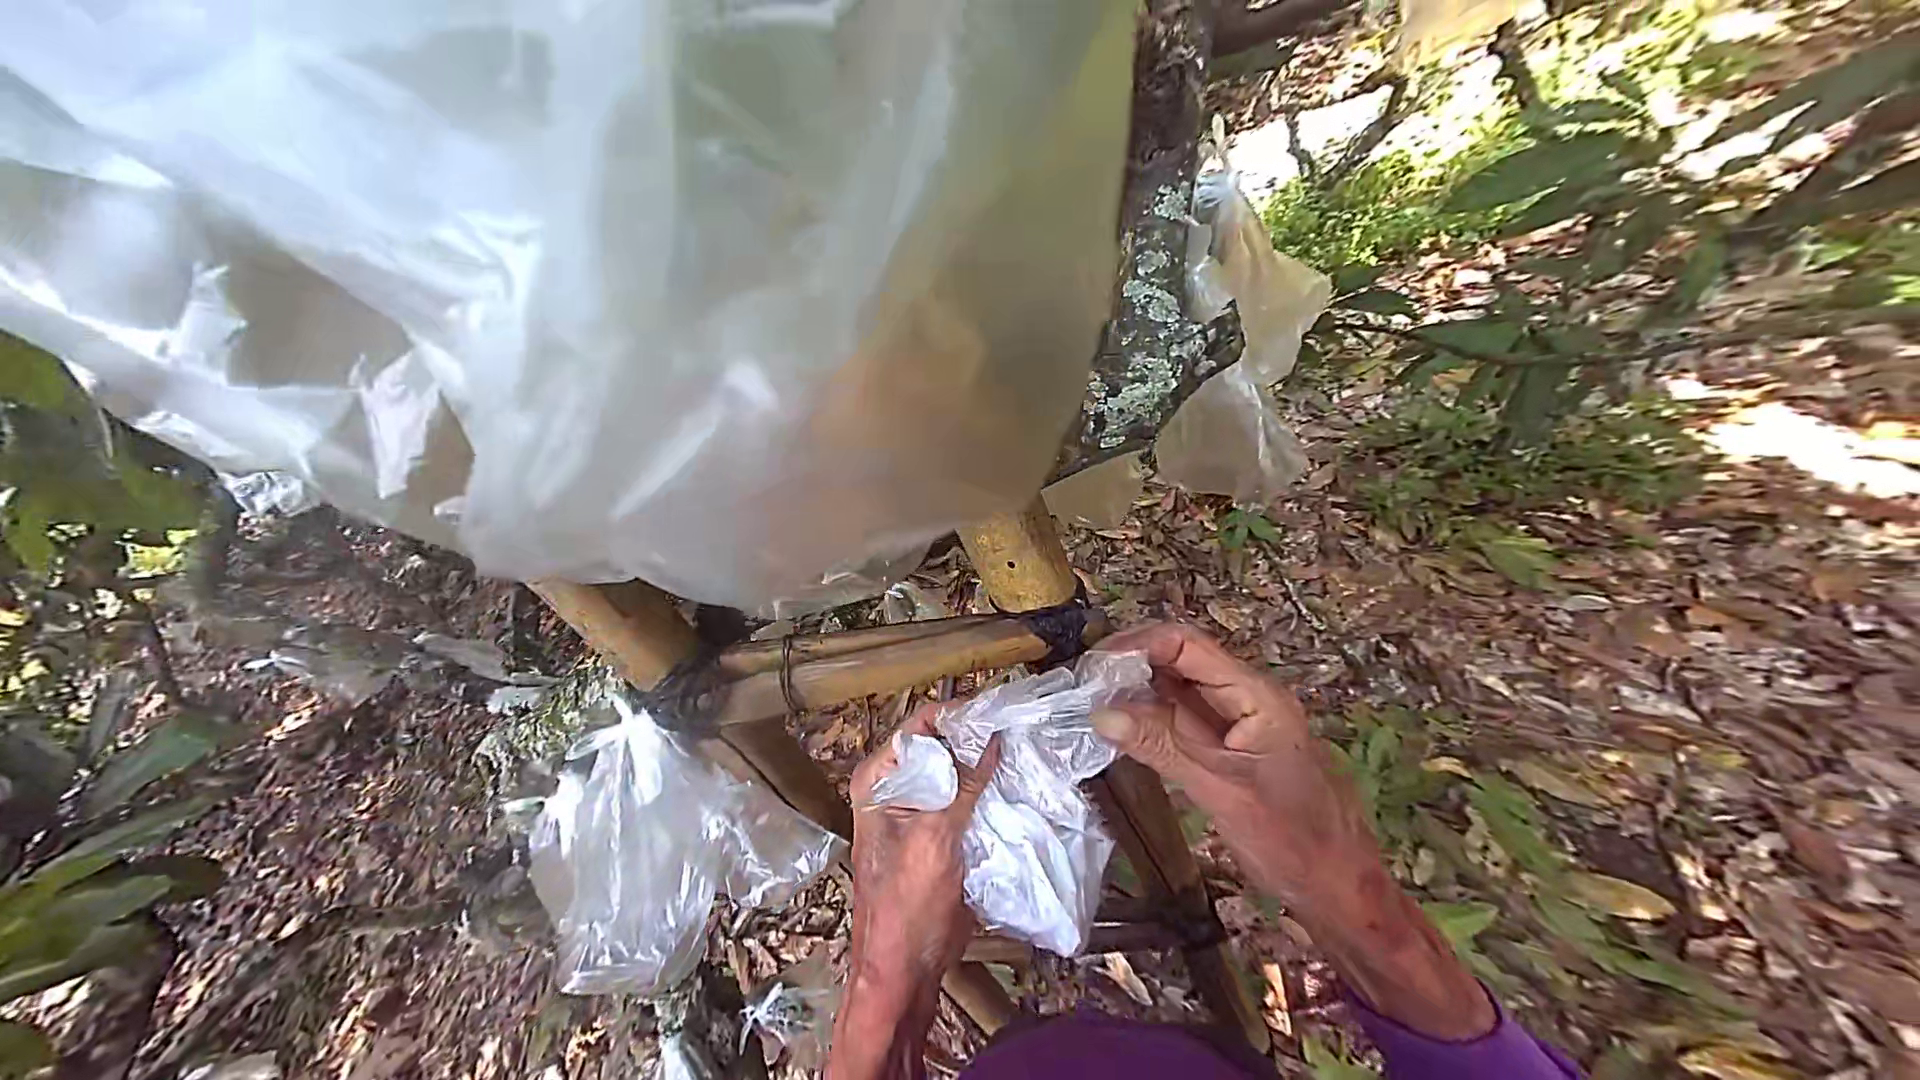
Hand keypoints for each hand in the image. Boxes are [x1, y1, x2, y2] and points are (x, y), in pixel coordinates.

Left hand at [828, 706, 999, 1079]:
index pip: (920, 726)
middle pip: (940, 745)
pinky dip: (989, 788)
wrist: (905, 969)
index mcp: (879, 778)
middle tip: (1018, 725)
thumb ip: (965, 783)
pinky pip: (967, 796)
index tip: (997, 709)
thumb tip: (992, 736)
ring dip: (987, 762)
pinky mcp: (941, 827)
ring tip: (1025, 747)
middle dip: (977, 737)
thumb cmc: (906, 904)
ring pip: (957, 769)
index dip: (957, 714)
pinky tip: (1018, 780)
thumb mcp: (936, 836)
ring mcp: (920, 806)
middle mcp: (896, 784)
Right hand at [1090, 622, 1494, 1039]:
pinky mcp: (1223, 741)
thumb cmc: (1292, 841)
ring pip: (1174, 685)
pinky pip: (1177, 714)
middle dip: (1128, 662)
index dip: (1136, 645)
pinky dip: (1145, 714)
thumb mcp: (1220, 791)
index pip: (1186, 645)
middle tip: (1082, 680)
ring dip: (1132, 687)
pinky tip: (1116, 722)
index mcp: (1254, 695)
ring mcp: (1232, 718)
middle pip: (1177, 657)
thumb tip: (1098, 714)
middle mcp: (1243, 696)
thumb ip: (1160, 745)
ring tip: (1088, 697)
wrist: (1341, 891)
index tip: (1093, 665)